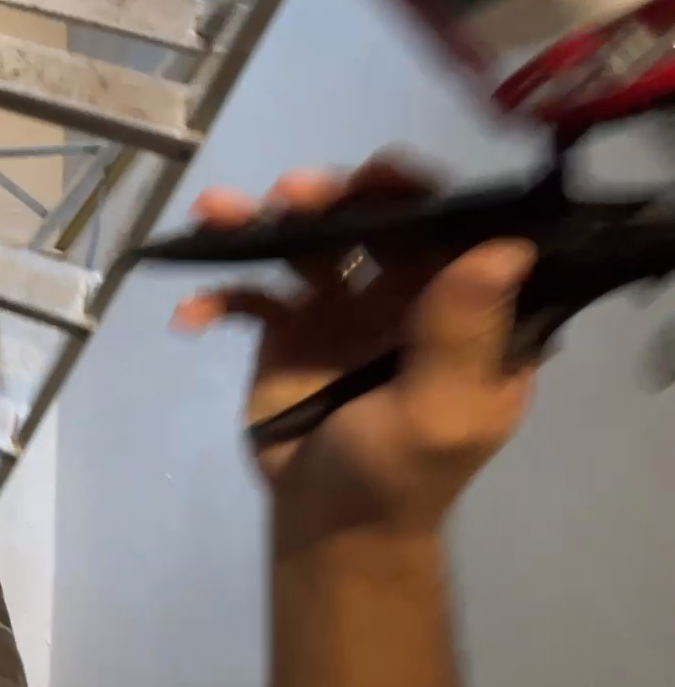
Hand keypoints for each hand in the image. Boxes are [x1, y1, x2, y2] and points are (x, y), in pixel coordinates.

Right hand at [171, 153, 537, 538]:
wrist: (325, 514)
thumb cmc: (398, 470)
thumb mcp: (440, 411)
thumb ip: (458, 336)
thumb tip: (498, 249)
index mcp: (455, 309)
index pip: (448, 232)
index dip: (417, 194)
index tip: (375, 173)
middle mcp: (396, 296)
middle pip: (362, 226)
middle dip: (324, 199)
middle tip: (288, 193)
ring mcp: (332, 309)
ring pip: (294, 247)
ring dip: (252, 225)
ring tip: (212, 212)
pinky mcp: (278, 329)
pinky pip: (243, 297)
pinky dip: (212, 301)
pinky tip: (188, 320)